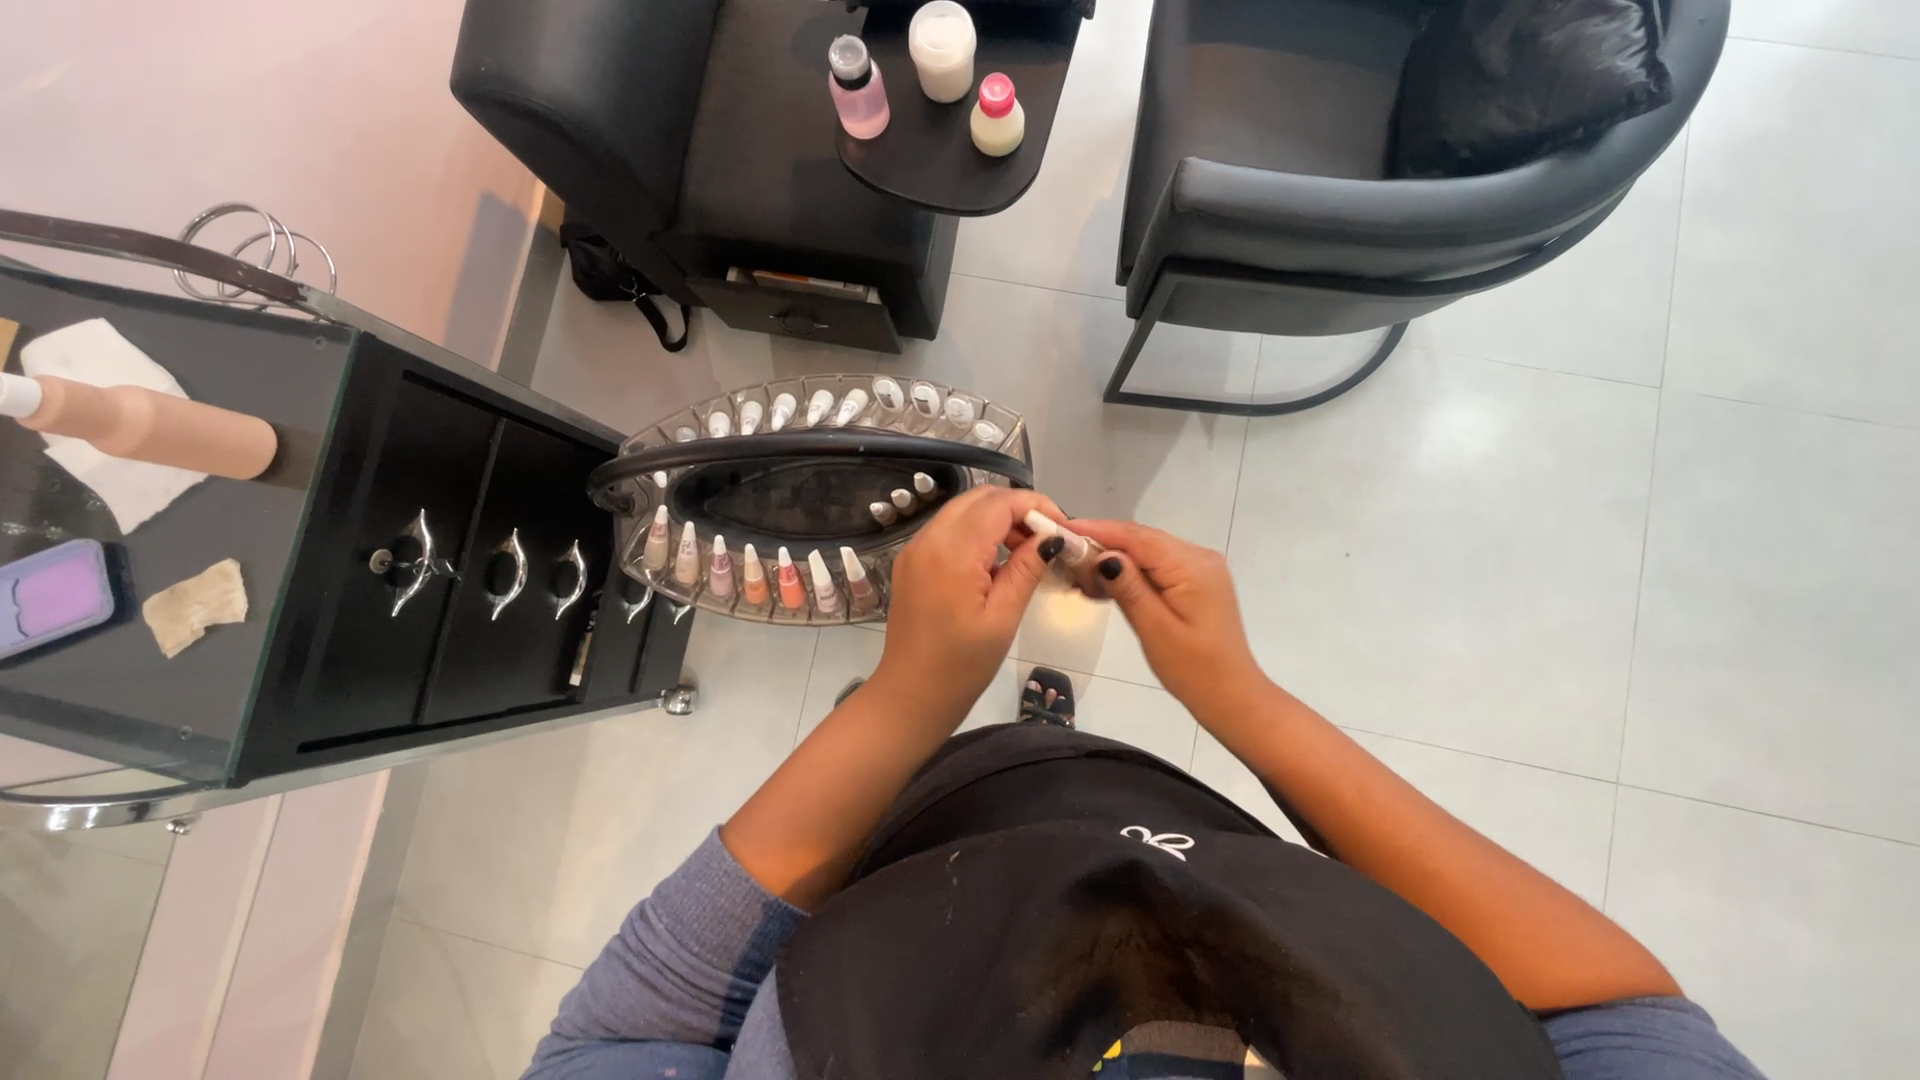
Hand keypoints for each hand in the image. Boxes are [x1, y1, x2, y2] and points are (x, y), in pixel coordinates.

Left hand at [871, 486, 1062, 726]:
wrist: (911, 693)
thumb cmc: (962, 665)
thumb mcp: (1003, 618)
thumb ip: (1026, 569)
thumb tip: (1052, 537)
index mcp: (952, 553)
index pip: (999, 504)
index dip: (1035, 506)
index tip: (1062, 528)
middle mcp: (928, 540)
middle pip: (979, 498)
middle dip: (1016, 508)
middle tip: (1045, 539)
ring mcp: (915, 548)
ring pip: (962, 510)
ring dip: (996, 518)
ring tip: (1025, 551)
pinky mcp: (911, 561)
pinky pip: (947, 529)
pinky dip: (975, 532)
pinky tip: (994, 561)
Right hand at [1068, 520, 1267, 714]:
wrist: (1231, 695)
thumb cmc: (1193, 669)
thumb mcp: (1155, 630)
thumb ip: (1129, 588)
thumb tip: (1103, 555)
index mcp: (1192, 566)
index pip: (1137, 537)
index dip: (1098, 530)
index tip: (1062, 528)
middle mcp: (1199, 557)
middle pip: (1142, 539)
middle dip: (1103, 541)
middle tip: (1065, 553)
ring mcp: (1200, 568)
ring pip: (1148, 550)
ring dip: (1114, 556)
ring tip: (1079, 570)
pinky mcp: (1196, 581)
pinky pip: (1158, 564)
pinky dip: (1130, 569)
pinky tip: (1107, 582)